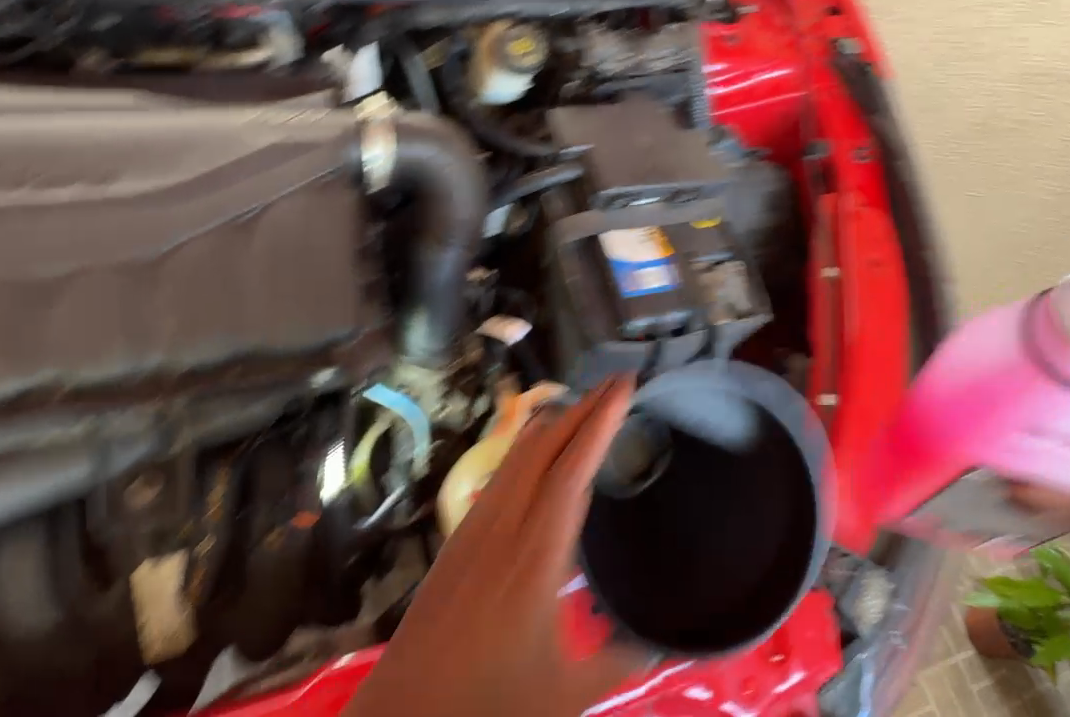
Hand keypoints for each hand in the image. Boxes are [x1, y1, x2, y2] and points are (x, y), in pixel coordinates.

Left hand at [345, 376, 648, 716]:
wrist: (406, 711)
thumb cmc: (490, 700)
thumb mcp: (568, 691)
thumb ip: (621, 660)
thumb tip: (663, 643)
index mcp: (536, 553)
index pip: (573, 468)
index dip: (600, 421)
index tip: (624, 386)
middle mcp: (503, 525)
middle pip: (542, 445)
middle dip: (580, 408)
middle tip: (615, 386)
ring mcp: (474, 527)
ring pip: (516, 454)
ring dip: (553, 424)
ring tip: (585, 410)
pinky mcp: (457, 538)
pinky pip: (500, 474)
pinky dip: (530, 449)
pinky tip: (542, 460)